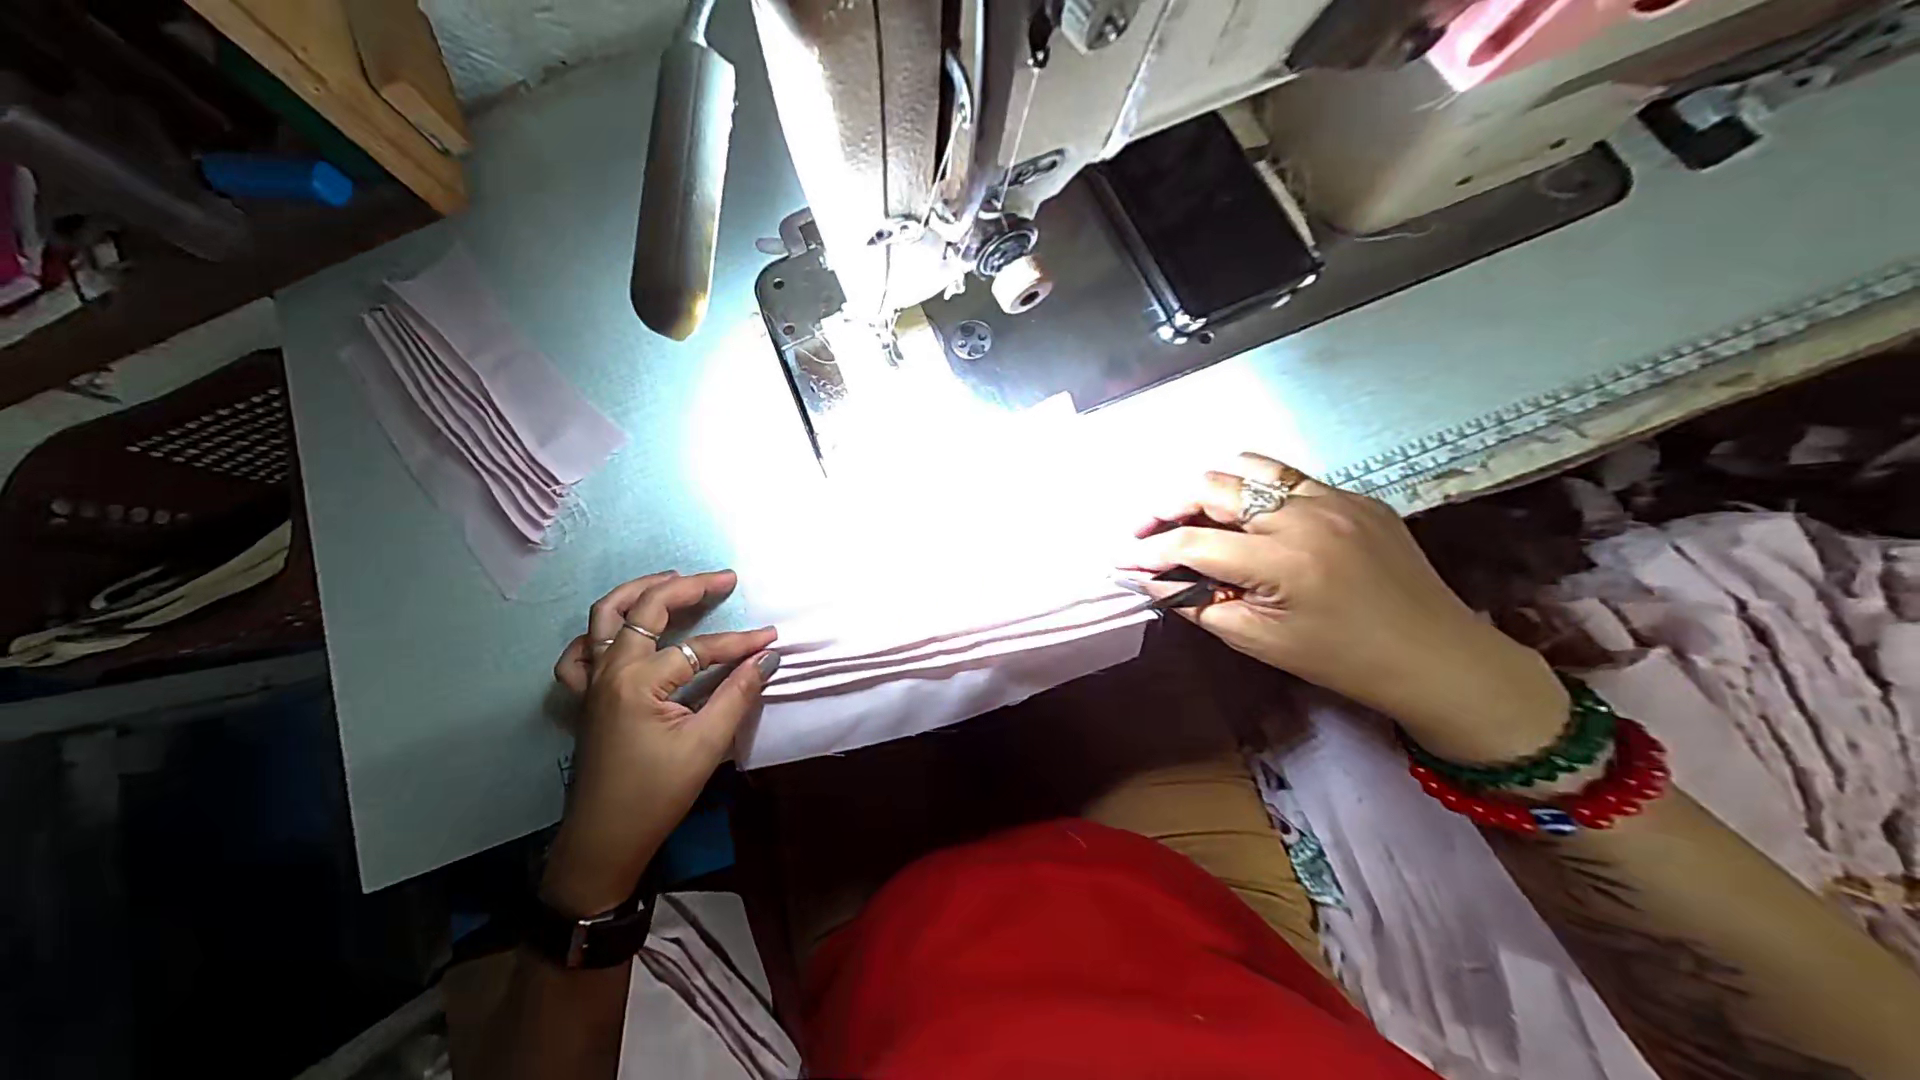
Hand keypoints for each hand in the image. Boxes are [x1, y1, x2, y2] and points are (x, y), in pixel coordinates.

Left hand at [543, 570, 778, 916]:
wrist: (604, 840)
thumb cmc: (657, 794)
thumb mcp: (706, 744)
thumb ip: (738, 693)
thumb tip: (767, 656)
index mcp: (638, 682)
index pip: (700, 647)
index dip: (741, 642)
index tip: (772, 637)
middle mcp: (610, 670)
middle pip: (646, 609)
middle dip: (689, 588)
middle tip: (724, 579)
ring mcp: (591, 682)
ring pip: (606, 616)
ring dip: (640, 592)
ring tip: (674, 581)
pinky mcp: (585, 697)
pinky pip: (581, 653)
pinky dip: (600, 633)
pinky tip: (622, 631)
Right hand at [1126, 453, 1566, 764]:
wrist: (1435, 656)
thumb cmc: (1341, 659)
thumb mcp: (1259, 641)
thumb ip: (1198, 604)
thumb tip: (1153, 581)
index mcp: (1281, 561)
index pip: (1192, 543)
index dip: (1148, 552)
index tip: (1121, 559)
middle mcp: (1304, 516)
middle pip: (1212, 487)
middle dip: (1167, 508)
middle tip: (1146, 531)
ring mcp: (1334, 498)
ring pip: (1248, 467)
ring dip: (1210, 489)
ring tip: (1192, 514)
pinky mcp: (1355, 495)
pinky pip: (1289, 478)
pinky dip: (1256, 490)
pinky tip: (1249, 515)